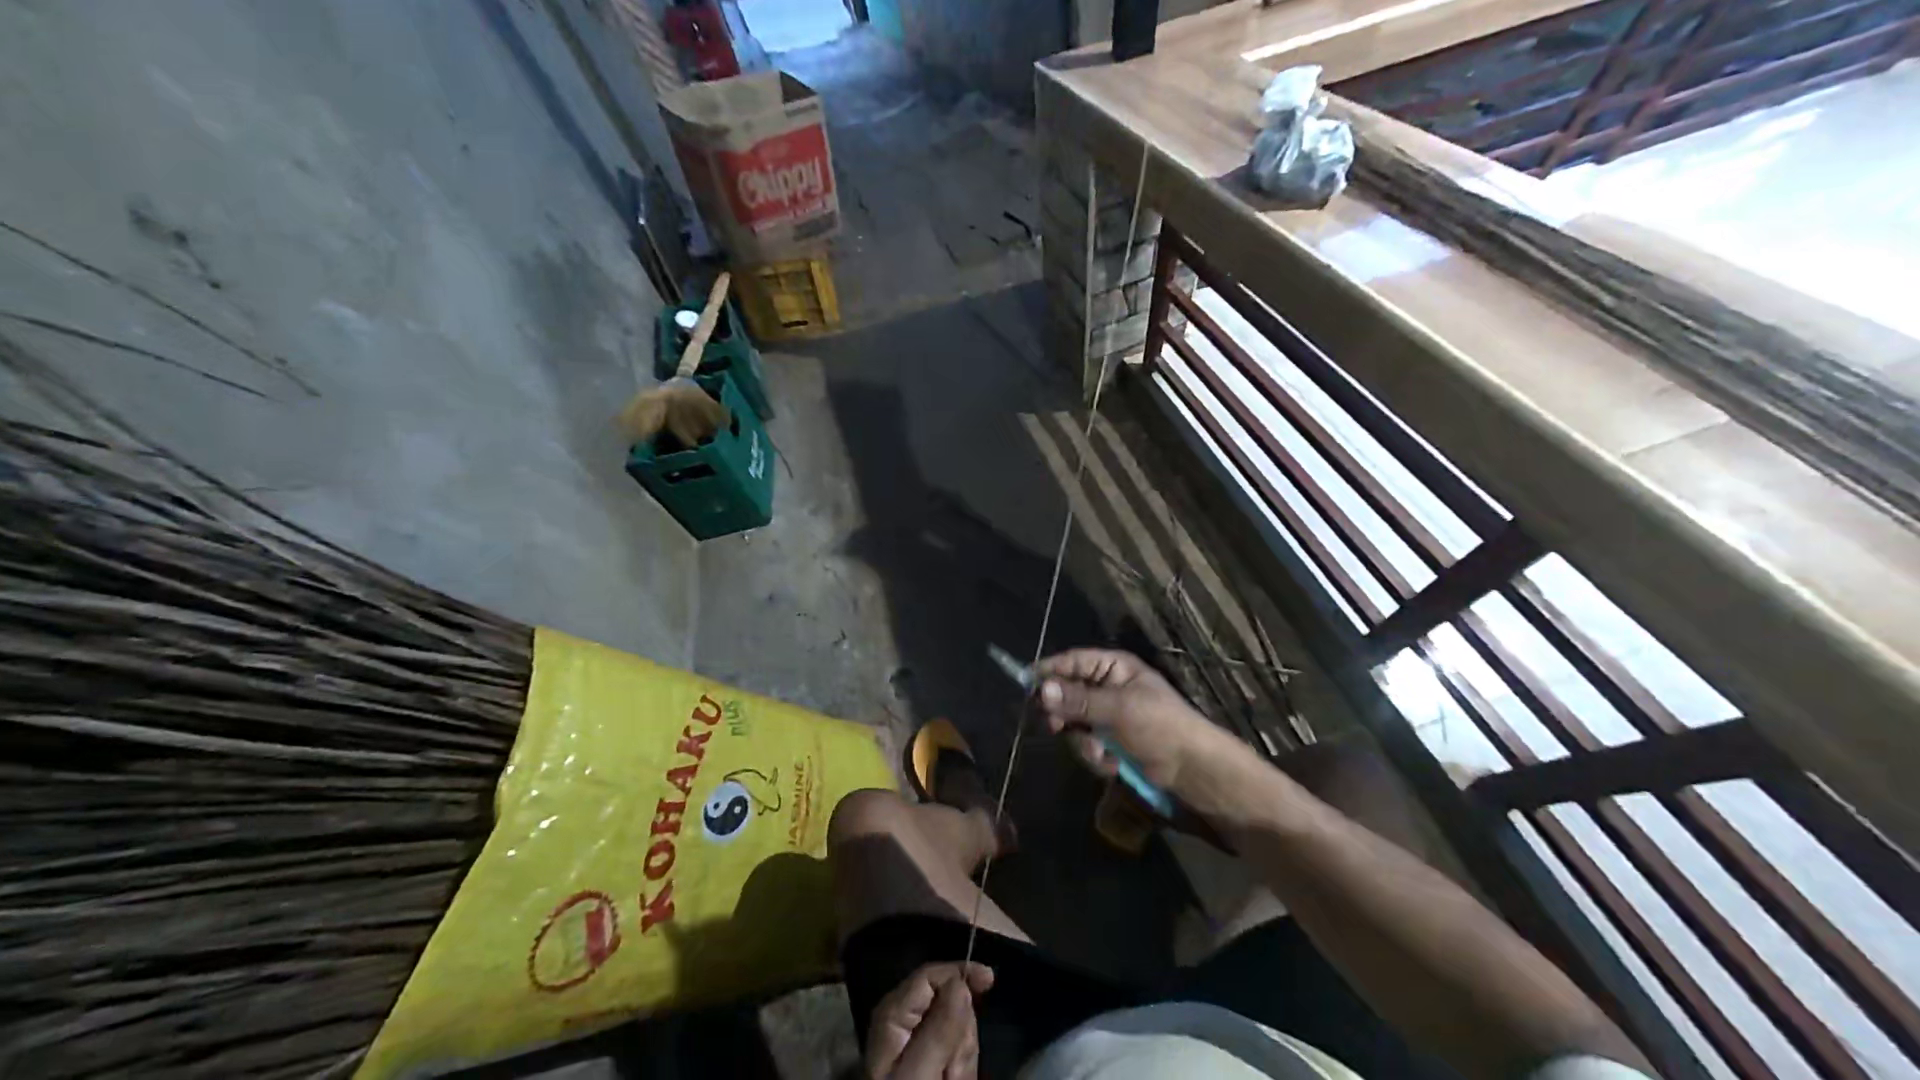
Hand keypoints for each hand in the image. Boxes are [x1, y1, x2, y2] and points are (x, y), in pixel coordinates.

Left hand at [865, 962, 993, 1079]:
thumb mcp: (919, 1074)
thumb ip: (939, 1028)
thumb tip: (961, 983)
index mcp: (895, 1013)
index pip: (931, 975)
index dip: (961, 971)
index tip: (990, 980)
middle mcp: (906, 1019)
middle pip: (950, 1001)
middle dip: (961, 1034)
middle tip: (951, 1073)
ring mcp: (919, 1039)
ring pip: (960, 1028)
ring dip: (962, 1057)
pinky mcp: (931, 1057)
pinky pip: (960, 1051)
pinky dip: (961, 1069)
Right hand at [1035, 649, 1251, 805]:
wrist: (1194, 772)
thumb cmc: (1160, 728)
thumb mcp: (1118, 710)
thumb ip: (1079, 700)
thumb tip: (1041, 689)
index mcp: (1115, 668)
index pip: (1073, 661)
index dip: (1049, 670)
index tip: (1025, 683)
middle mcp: (1109, 688)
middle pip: (1068, 694)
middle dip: (1066, 716)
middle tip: (1058, 727)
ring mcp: (1109, 717)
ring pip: (1074, 725)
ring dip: (1085, 743)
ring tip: (1103, 754)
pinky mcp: (1112, 743)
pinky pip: (1087, 746)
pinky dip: (1097, 758)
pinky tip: (1113, 766)